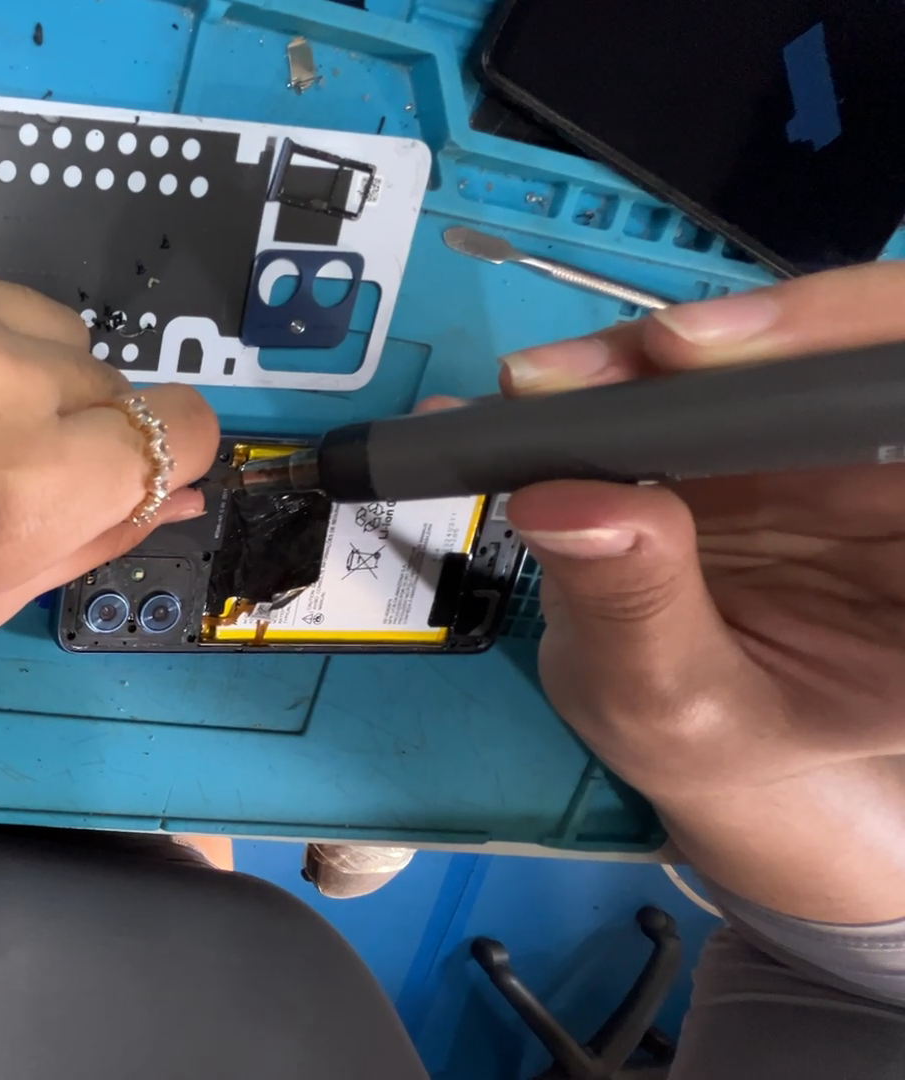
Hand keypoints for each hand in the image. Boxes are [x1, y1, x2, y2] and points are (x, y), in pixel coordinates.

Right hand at [498, 262, 904, 919]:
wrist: (693, 742)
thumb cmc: (713, 745)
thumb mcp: (668, 701)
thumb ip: (632, 608)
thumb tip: (561, 498)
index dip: (837, 342)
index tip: (685, 354)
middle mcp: (897, 480)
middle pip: (839, 358)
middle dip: (700, 348)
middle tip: (559, 378)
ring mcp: (816, 453)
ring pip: (741, 359)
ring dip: (622, 366)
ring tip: (520, 393)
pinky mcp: (729, 444)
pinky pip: (667, 389)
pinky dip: (581, 391)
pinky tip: (504, 408)